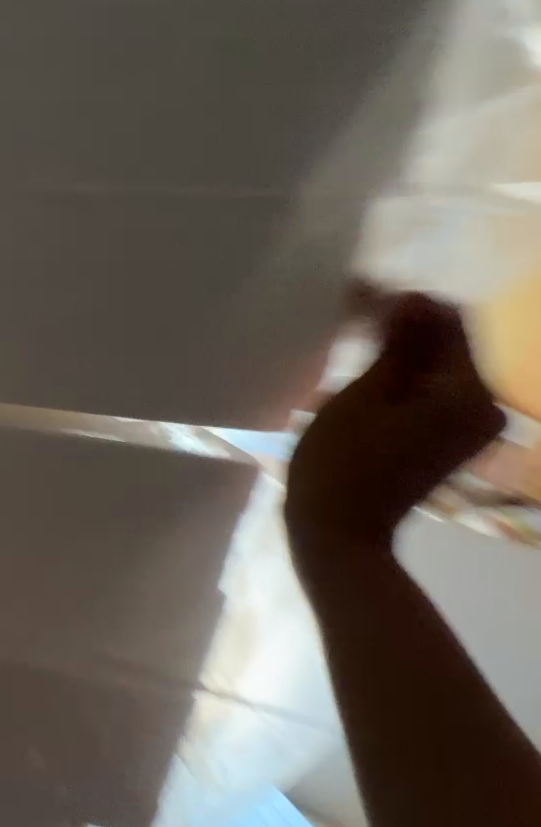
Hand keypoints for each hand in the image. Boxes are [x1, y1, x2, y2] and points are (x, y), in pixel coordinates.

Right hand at [286, 292, 503, 552]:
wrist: (339, 528)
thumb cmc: (338, 461)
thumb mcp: (362, 398)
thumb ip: (398, 348)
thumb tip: (417, 300)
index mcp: (469, 393)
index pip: (453, 326)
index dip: (411, 307)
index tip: (364, 298)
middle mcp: (486, 407)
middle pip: (451, 351)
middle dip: (406, 333)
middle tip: (351, 327)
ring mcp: (471, 428)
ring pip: (439, 374)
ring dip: (401, 359)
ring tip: (352, 356)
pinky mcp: (451, 443)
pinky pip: (433, 398)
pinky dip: (404, 386)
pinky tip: (366, 389)